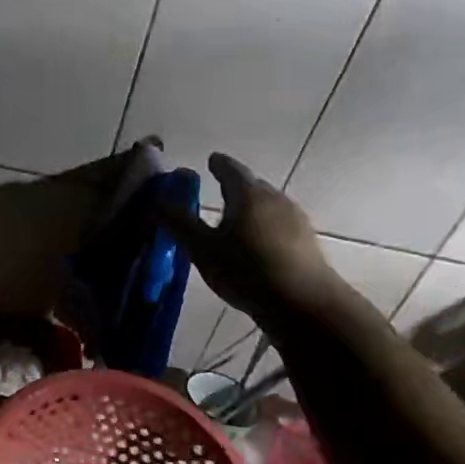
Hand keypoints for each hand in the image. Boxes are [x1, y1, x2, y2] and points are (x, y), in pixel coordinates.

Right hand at [160, 153, 340, 320]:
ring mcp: (296, 219)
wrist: (303, 303)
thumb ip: (178, 222)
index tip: (211, 160)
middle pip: (253, 186)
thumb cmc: (246, 270)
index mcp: (248, 193)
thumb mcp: (202, 248)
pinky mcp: (308, 242)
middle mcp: (275, 198)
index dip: (218, 164)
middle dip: (236, 188)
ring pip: (269, 206)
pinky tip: (261, 246)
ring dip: (254, 209)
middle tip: (221, 193)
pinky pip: (281, 226)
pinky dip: (267, 228)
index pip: (230, 169)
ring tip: (239, 222)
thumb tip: (156, 200)